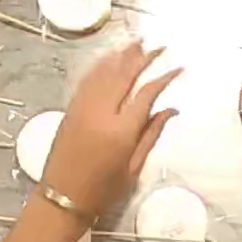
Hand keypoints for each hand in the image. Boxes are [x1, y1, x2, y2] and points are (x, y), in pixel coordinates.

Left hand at [41, 42, 181, 217]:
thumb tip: (170, 110)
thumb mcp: (133, 168)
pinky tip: (110, 59)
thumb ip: (151, 135)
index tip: (178, 67)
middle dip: (143, 57)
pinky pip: (87, 80)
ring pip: (104, 72)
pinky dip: (100, 66)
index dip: (164, 78)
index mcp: (121, 131)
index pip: (147, 94)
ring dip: (122, 55)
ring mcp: (83, 108)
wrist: (63, 199)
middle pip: (125, 74)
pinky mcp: (70, 109)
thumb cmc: (102, 191)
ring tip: (137, 43)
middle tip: (159, 45)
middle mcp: (102, 113)